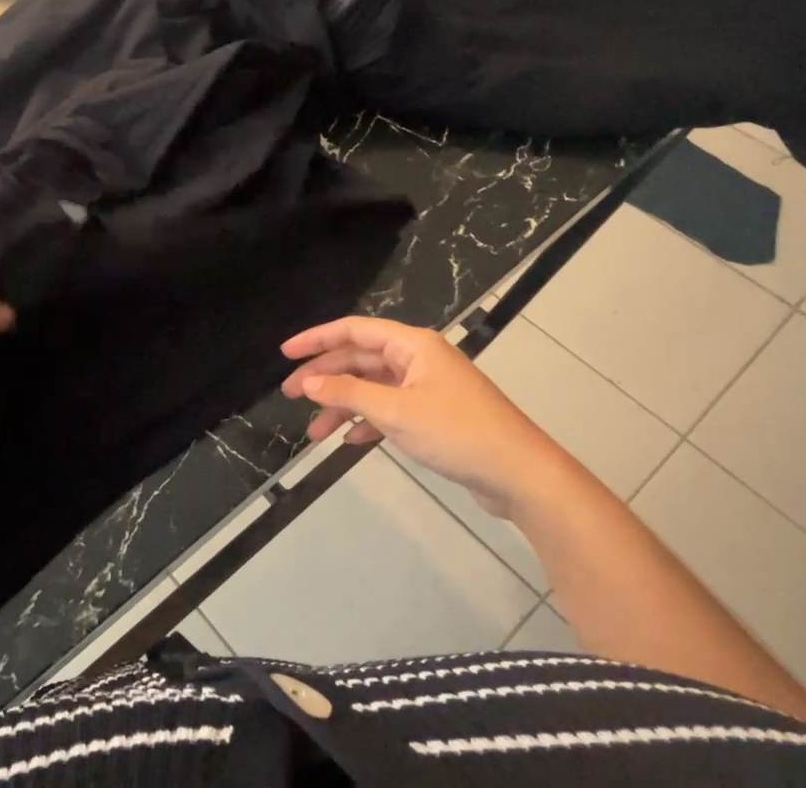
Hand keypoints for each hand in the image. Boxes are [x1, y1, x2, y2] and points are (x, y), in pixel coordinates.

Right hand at [281, 316, 578, 518]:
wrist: (520, 474)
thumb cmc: (457, 432)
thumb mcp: (395, 411)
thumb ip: (348, 393)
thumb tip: (308, 382)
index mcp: (412, 345)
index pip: (354, 331)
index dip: (316, 339)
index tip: (285, 353)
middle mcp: (419, 359)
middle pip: (360, 359)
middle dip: (324, 376)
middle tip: (288, 394)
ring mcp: (427, 387)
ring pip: (372, 387)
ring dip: (342, 406)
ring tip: (314, 433)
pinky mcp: (434, 415)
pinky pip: (389, 409)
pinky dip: (366, 422)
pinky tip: (349, 441)